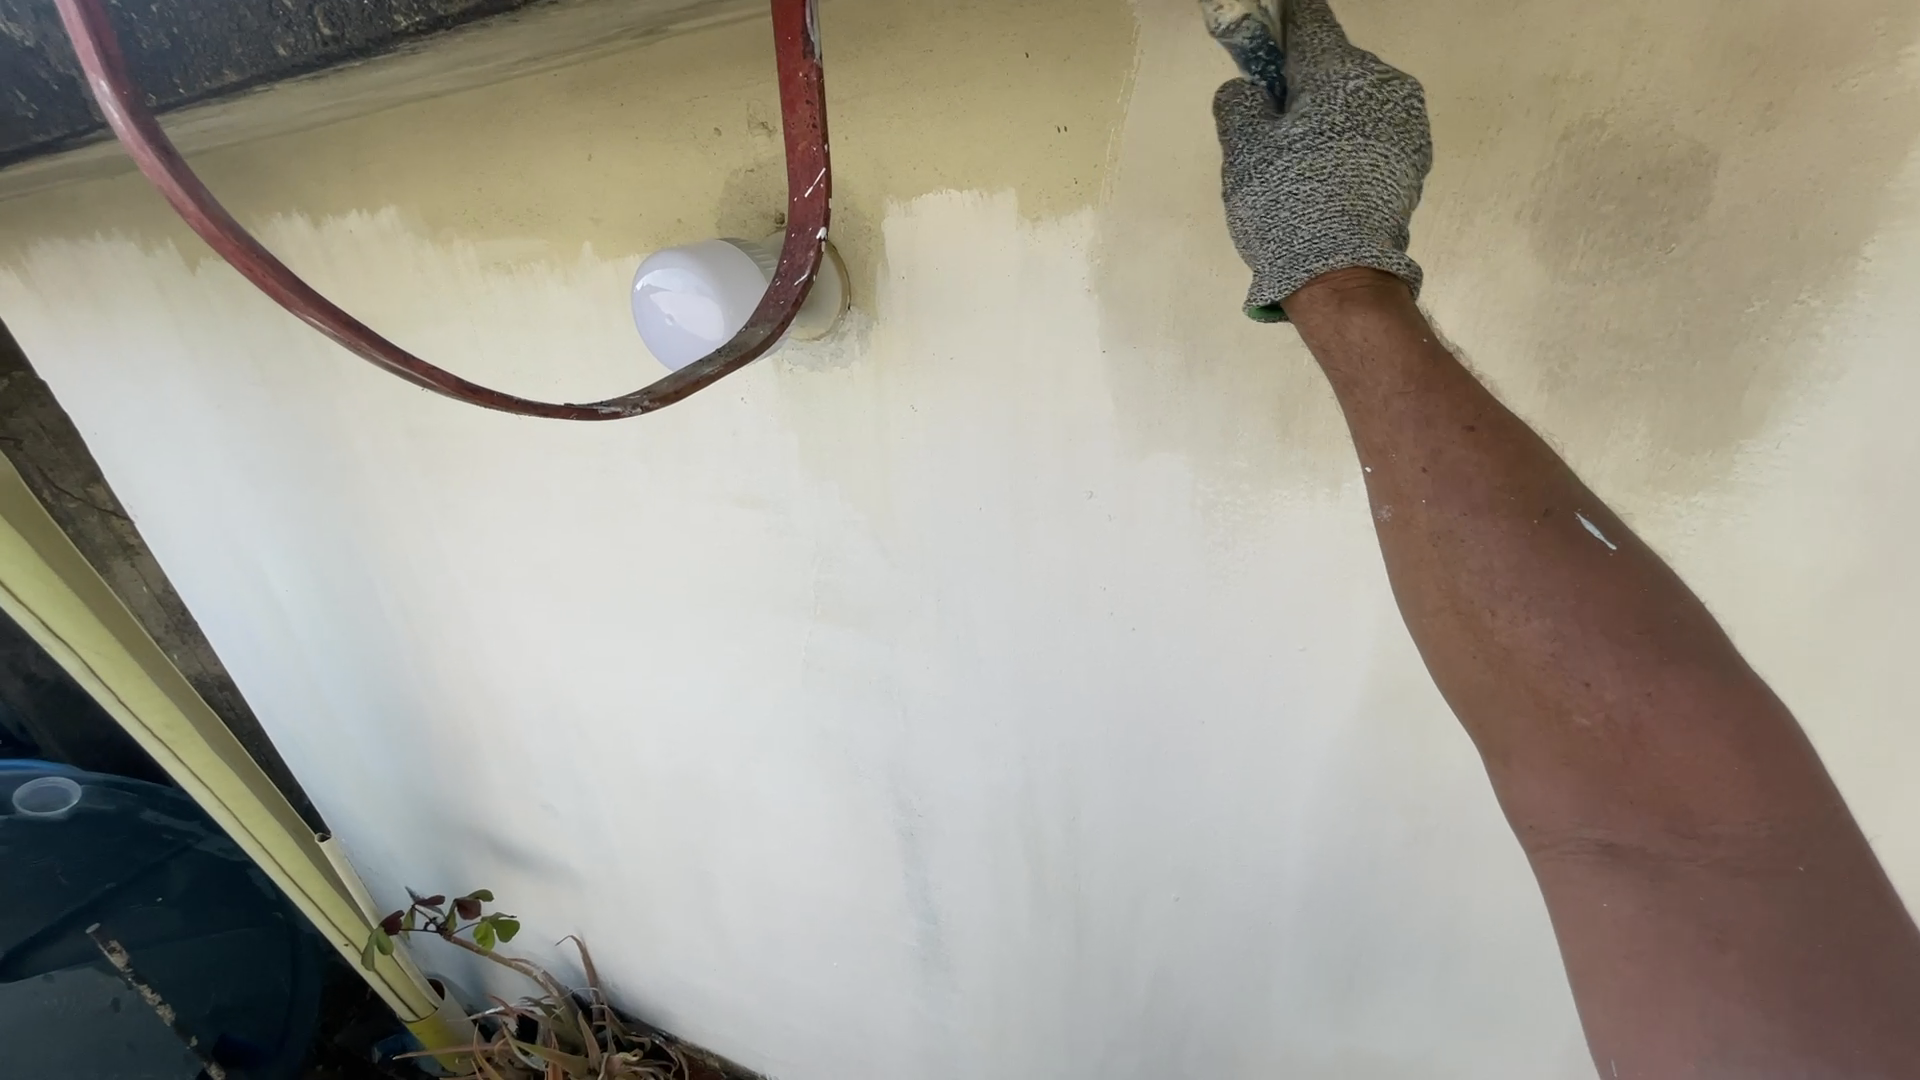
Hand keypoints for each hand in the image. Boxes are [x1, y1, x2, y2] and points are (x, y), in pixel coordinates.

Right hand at [1212, 0, 1431, 321]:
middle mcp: (1382, 83)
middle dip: (1303, 87)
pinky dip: (1348, 148)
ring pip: (1354, 104)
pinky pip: (1371, 137)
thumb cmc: (1286, 206)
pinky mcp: (1413, 161)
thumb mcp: (1243, 154)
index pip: (1307, 21)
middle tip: (1273, 130)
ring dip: (1327, 120)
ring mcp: (1406, 122)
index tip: (1264, 33)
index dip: (1280, 23)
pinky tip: (1329, 186)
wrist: (1340, 276)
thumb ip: (1239, 105)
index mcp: (1337, 71)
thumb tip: (1246, 88)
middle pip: (1333, 68)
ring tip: (1302, 170)